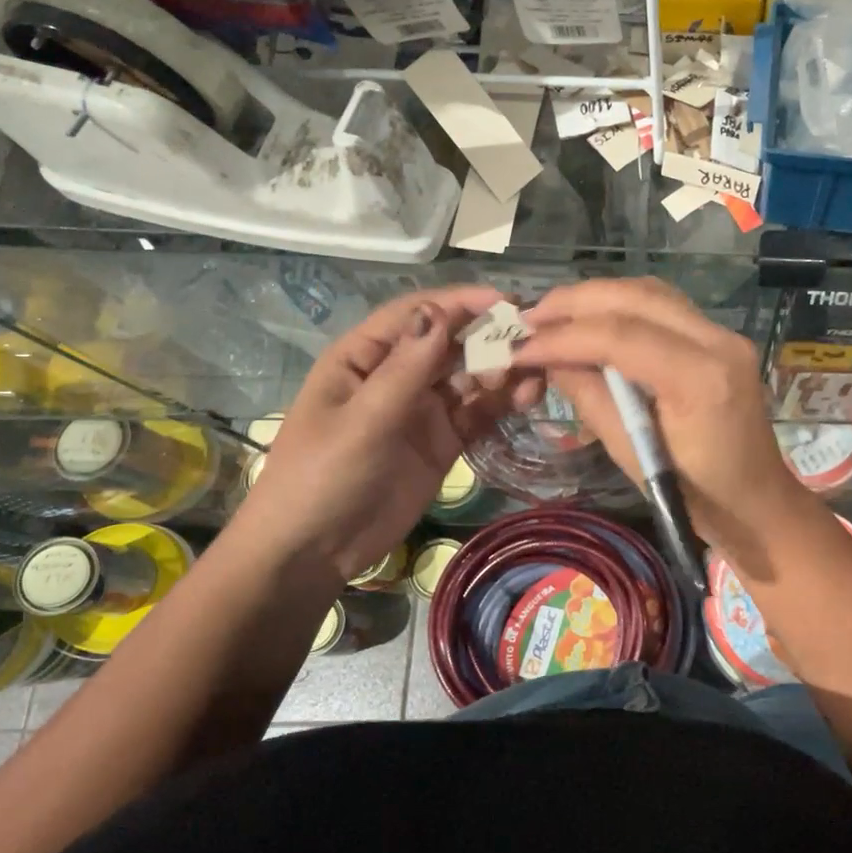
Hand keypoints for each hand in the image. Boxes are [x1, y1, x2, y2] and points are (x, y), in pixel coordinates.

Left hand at [233, 286, 514, 580]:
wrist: (314, 551)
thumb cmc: (322, 476)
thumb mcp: (362, 420)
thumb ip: (406, 369)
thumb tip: (440, 312)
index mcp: (362, 358)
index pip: (415, 316)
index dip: (459, 304)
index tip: (505, 302)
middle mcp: (396, 376)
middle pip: (450, 343)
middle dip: (490, 337)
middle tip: (534, 341)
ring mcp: (422, 410)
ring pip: (470, 377)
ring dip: (503, 371)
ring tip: (537, 374)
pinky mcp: (443, 442)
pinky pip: (478, 413)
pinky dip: (503, 403)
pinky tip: (529, 398)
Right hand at [511, 278, 816, 557]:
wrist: (757, 503)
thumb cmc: (697, 497)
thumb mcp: (634, 457)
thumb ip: (592, 399)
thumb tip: (548, 360)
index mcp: (700, 379)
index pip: (620, 335)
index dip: (563, 336)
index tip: (519, 346)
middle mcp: (719, 342)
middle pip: (637, 297)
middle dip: (576, 302)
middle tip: (528, 319)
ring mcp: (726, 336)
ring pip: (652, 293)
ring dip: (599, 298)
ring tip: (553, 317)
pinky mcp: (723, 340)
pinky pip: (667, 307)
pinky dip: (625, 307)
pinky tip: (593, 322)